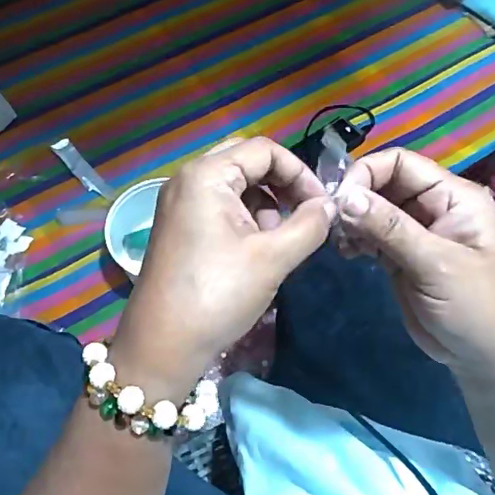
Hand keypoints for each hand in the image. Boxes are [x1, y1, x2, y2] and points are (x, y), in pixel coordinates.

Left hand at [117, 137, 334, 385]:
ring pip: (235, 190)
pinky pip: (219, 210)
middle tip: (304, 220)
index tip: (323, 206)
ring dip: (265, 209)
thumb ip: (309, 224)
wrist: (163, 344)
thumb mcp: (272, 258)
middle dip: (282, 190)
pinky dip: (245, 224)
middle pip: (247, 166)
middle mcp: (187, 181)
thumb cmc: (218, 294)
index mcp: (205, 175)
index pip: (264, 151)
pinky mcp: (178, 230)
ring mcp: (178, 206)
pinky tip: (257, 253)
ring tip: (279, 245)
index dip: (300, 173)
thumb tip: (331, 206)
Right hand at [333, 148, 494, 376]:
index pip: (401, 163)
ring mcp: (416, 234)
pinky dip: (354, 241)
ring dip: (351, 222)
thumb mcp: (437, 264)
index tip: (339, 201)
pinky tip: (346, 254)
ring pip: (373, 211)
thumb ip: (390, 228)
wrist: (492, 360)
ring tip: (340, 245)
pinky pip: (371, 237)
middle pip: (383, 184)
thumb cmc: (479, 307)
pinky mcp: (401, 259)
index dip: (366, 174)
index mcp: (453, 197)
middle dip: (354, 199)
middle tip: (333, 226)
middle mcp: (433, 208)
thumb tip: (344, 196)